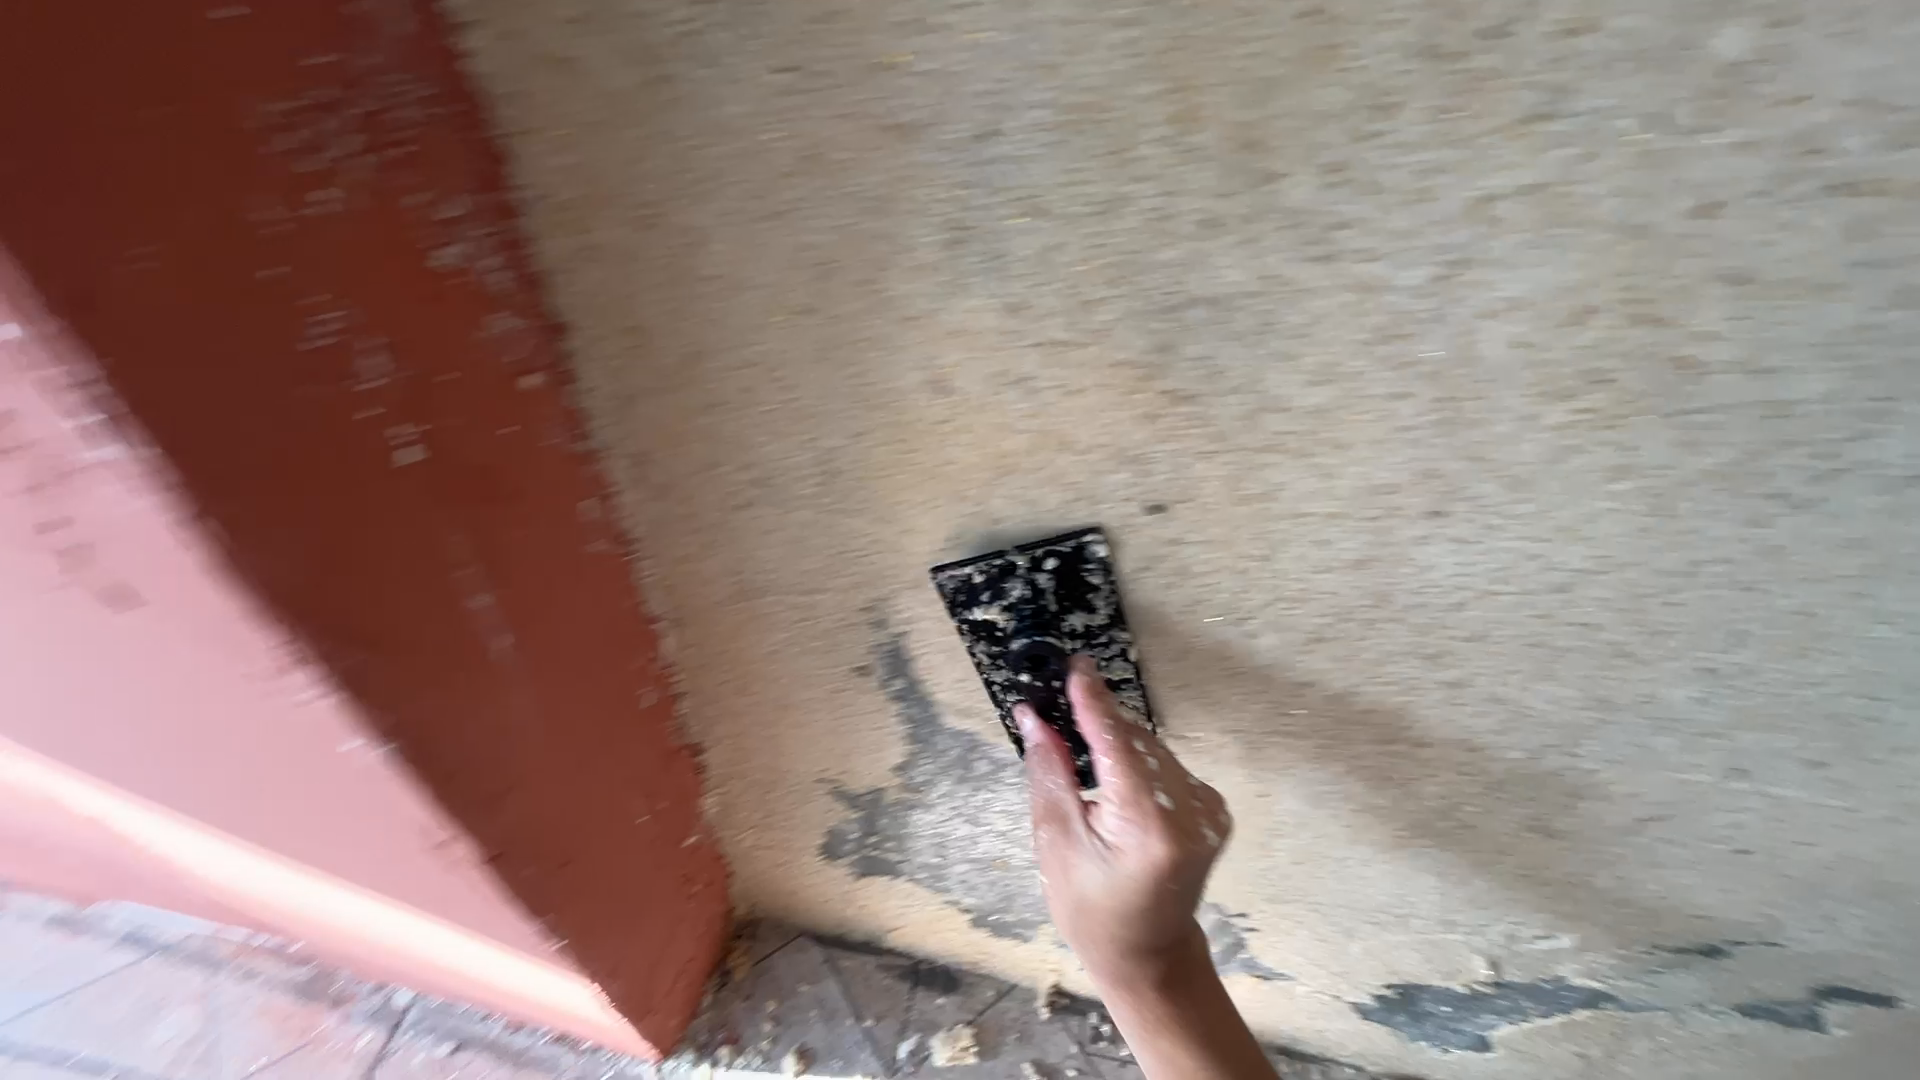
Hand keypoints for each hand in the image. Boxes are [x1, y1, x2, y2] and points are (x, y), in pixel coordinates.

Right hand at [1015, 655, 1232, 983]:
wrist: (1149, 955)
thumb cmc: (1092, 910)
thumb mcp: (1056, 843)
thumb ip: (1050, 773)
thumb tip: (1034, 716)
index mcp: (1148, 825)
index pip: (1117, 742)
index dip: (1093, 700)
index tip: (1076, 665)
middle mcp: (1189, 811)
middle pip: (1136, 741)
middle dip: (1098, 720)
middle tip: (1059, 703)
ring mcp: (1208, 811)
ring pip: (1152, 748)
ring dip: (1117, 739)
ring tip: (1082, 747)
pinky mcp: (1212, 811)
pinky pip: (1166, 765)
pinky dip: (1137, 759)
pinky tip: (1115, 777)